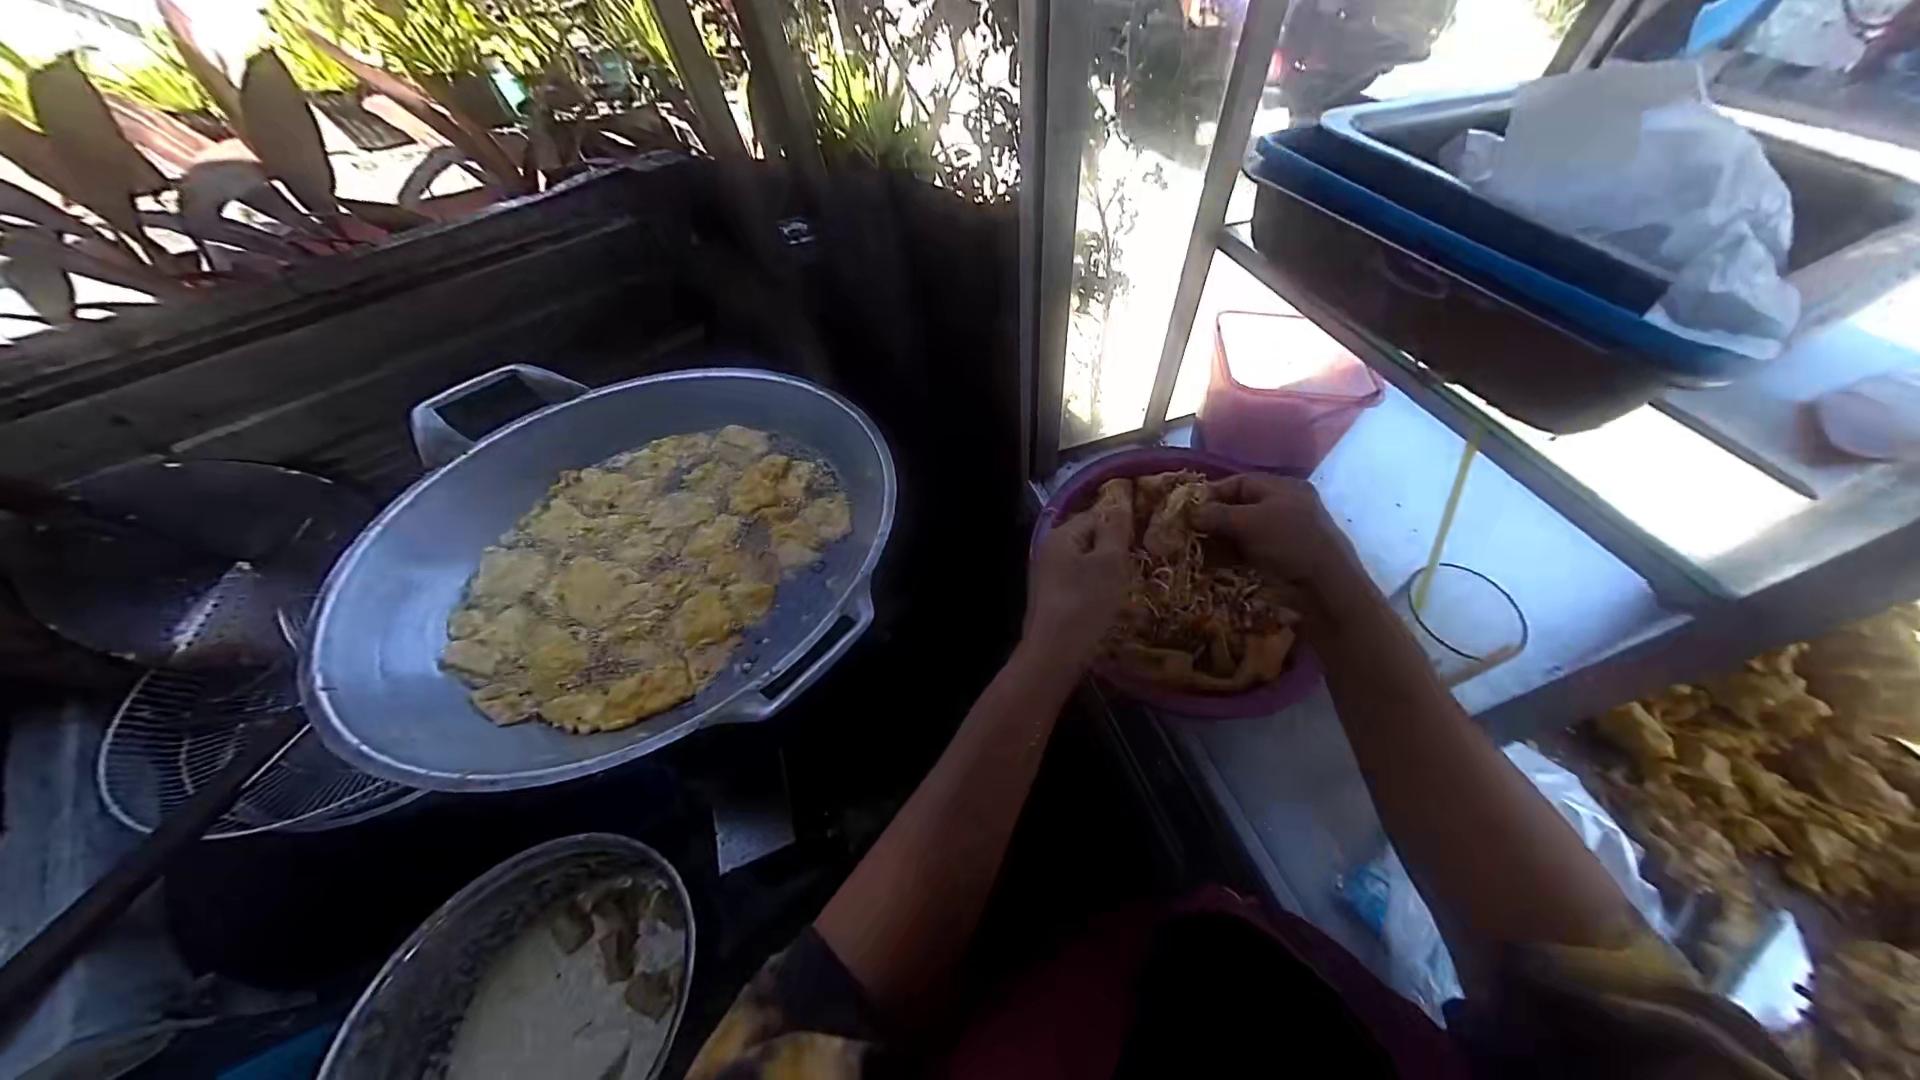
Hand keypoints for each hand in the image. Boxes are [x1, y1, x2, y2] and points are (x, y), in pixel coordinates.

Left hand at [1023, 504, 1132, 667]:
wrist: (1055, 653)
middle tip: (1139, 568)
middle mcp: (1050, 551)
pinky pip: (1083, 587)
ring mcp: (1049, 577)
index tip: (1145, 543)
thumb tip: (1120, 502)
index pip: (1097, 516)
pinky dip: (1099, 594)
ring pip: (1089, 566)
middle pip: (1091, 541)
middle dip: (1117, 553)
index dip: (1122, 526)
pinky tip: (1113, 609)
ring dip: (1111, 576)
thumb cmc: (1086, 602)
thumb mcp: (1109, 562)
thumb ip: (1116, 530)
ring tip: (1129, 592)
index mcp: (1061, 536)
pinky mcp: (1054, 600)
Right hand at [1190, 473, 1361, 586]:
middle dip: (1213, 518)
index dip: (1211, 493)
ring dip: (1220, 539)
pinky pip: (1250, 550)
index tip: (1187, 508)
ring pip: (1243, 530)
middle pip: (1240, 506)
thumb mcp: (1246, 522)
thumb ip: (1215, 514)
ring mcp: (1286, 533)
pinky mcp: (1283, 558)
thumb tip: (1189, 512)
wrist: (1325, 588)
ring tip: (1197, 549)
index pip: (1239, 482)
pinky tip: (1214, 563)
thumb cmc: (1287, 543)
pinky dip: (1231, 555)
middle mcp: (1286, 506)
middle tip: (1188, 530)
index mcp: (1284, 487)